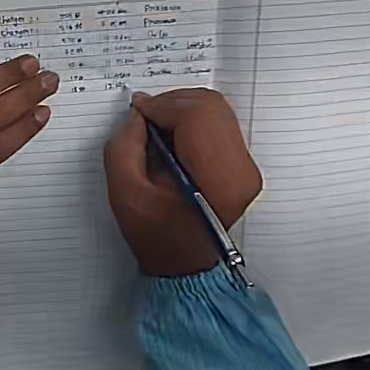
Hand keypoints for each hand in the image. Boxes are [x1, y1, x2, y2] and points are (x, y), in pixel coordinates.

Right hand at [102, 89, 260, 276]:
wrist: (186, 266)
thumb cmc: (158, 239)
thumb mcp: (125, 196)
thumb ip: (123, 149)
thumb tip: (137, 117)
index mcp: (217, 181)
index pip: (197, 117)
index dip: (161, 106)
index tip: (138, 112)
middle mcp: (240, 170)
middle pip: (209, 106)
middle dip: (170, 103)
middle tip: (144, 118)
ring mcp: (245, 166)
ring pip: (215, 108)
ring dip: (180, 108)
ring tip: (155, 127)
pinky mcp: (241, 163)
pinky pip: (217, 121)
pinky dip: (190, 118)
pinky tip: (171, 135)